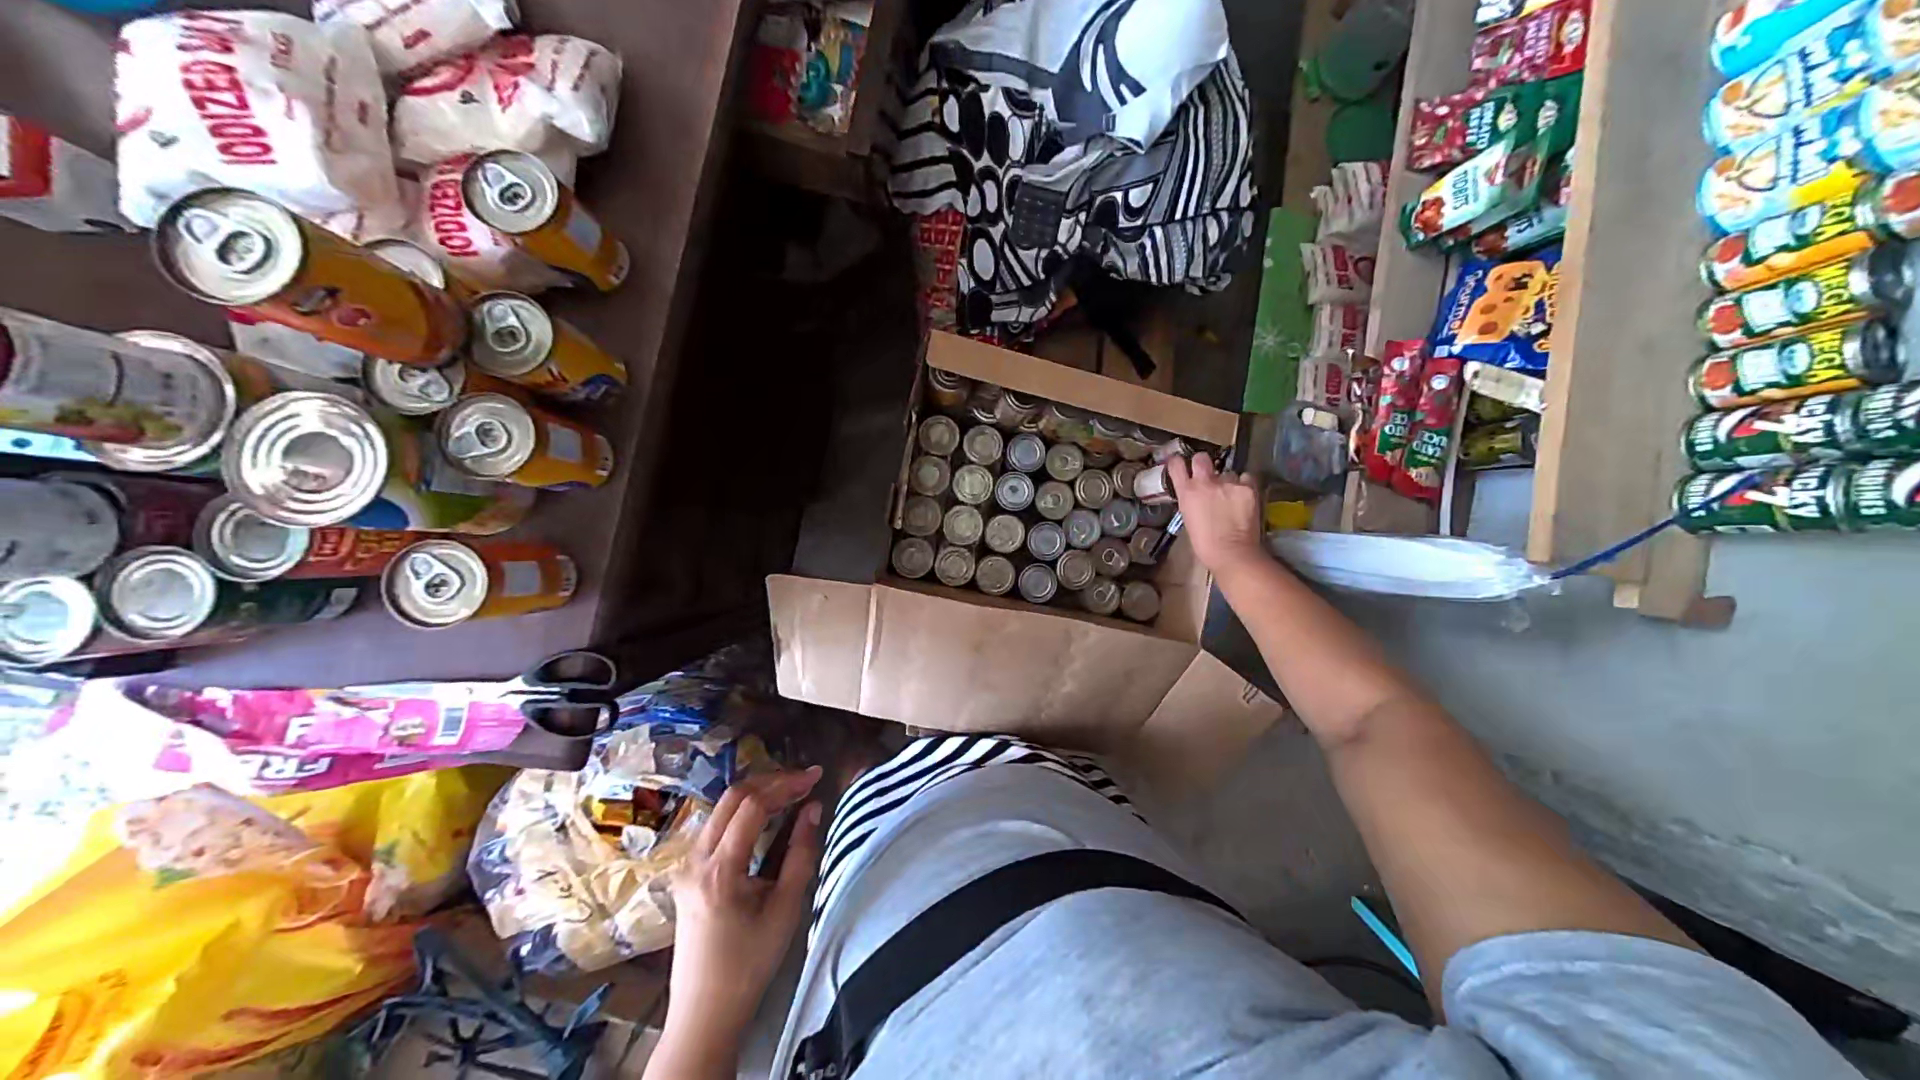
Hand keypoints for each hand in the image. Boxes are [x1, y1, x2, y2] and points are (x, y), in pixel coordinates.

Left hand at [651, 768, 823, 1077]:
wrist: (705, 1011)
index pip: (752, 806)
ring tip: (790, 793)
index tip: (815, 776)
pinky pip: (715, 827)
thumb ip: (801, 854)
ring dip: (756, 794)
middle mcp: (695, 860)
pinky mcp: (687, 874)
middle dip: (770, 781)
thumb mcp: (785, 910)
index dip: (785, 784)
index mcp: (719, 870)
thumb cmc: (749, 965)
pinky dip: (742, 813)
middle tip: (803, 780)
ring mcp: (686, 866)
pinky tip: (765, 817)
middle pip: (731, 798)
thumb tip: (813, 808)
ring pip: (721, 810)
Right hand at [1167, 455, 1264, 575]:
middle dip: (1203, 463)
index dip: (1178, 463)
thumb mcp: (1189, 519)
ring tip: (1231, 497)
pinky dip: (1244, 485)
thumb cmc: (1205, 544)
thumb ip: (1192, 501)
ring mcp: (1228, 483)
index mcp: (1187, 492)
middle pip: (1201, 458)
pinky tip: (1244, 498)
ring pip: (1227, 473)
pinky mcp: (1248, 488)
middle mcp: (1206, 482)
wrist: (1232, 552)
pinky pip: (1246, 479)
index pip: (1176, 465)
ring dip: (1228, 481)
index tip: (1180, 464)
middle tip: (1208, 474)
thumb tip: (1199, 496)